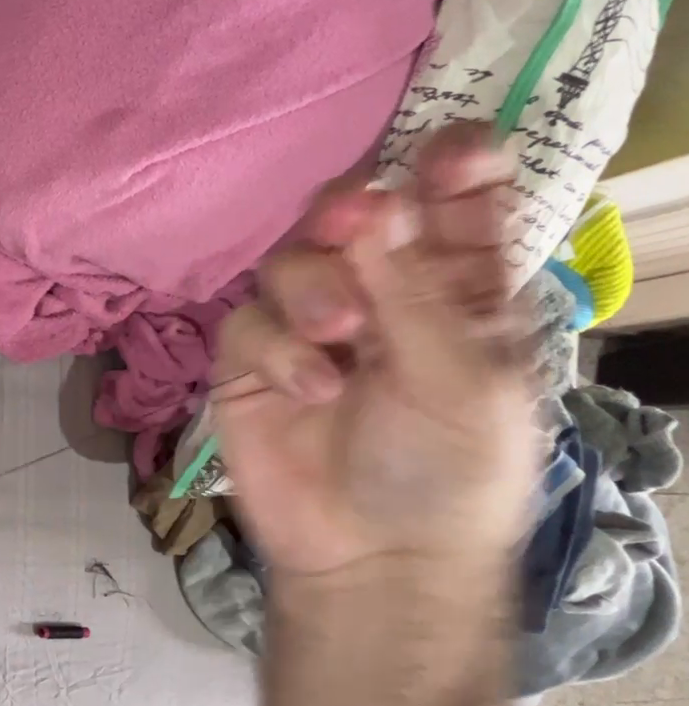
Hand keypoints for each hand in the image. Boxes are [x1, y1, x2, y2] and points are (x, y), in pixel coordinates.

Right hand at [215, 125, 538, 581]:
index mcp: (455, 290)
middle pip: (349, 218)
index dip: (451, 168)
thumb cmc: (447, 468)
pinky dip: (274, 352)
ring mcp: (303, 333)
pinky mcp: (247, 371)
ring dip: (310, 288)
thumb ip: (415, 293)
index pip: (452, 204)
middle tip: (354, 221)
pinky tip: (309, 390)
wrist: (370, 552)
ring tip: (336, 337)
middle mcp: (376, 297)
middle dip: (352, 212)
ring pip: (284, 266)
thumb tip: (374, 205)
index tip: (448, 153)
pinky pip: (244, 329)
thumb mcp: (461, 377)